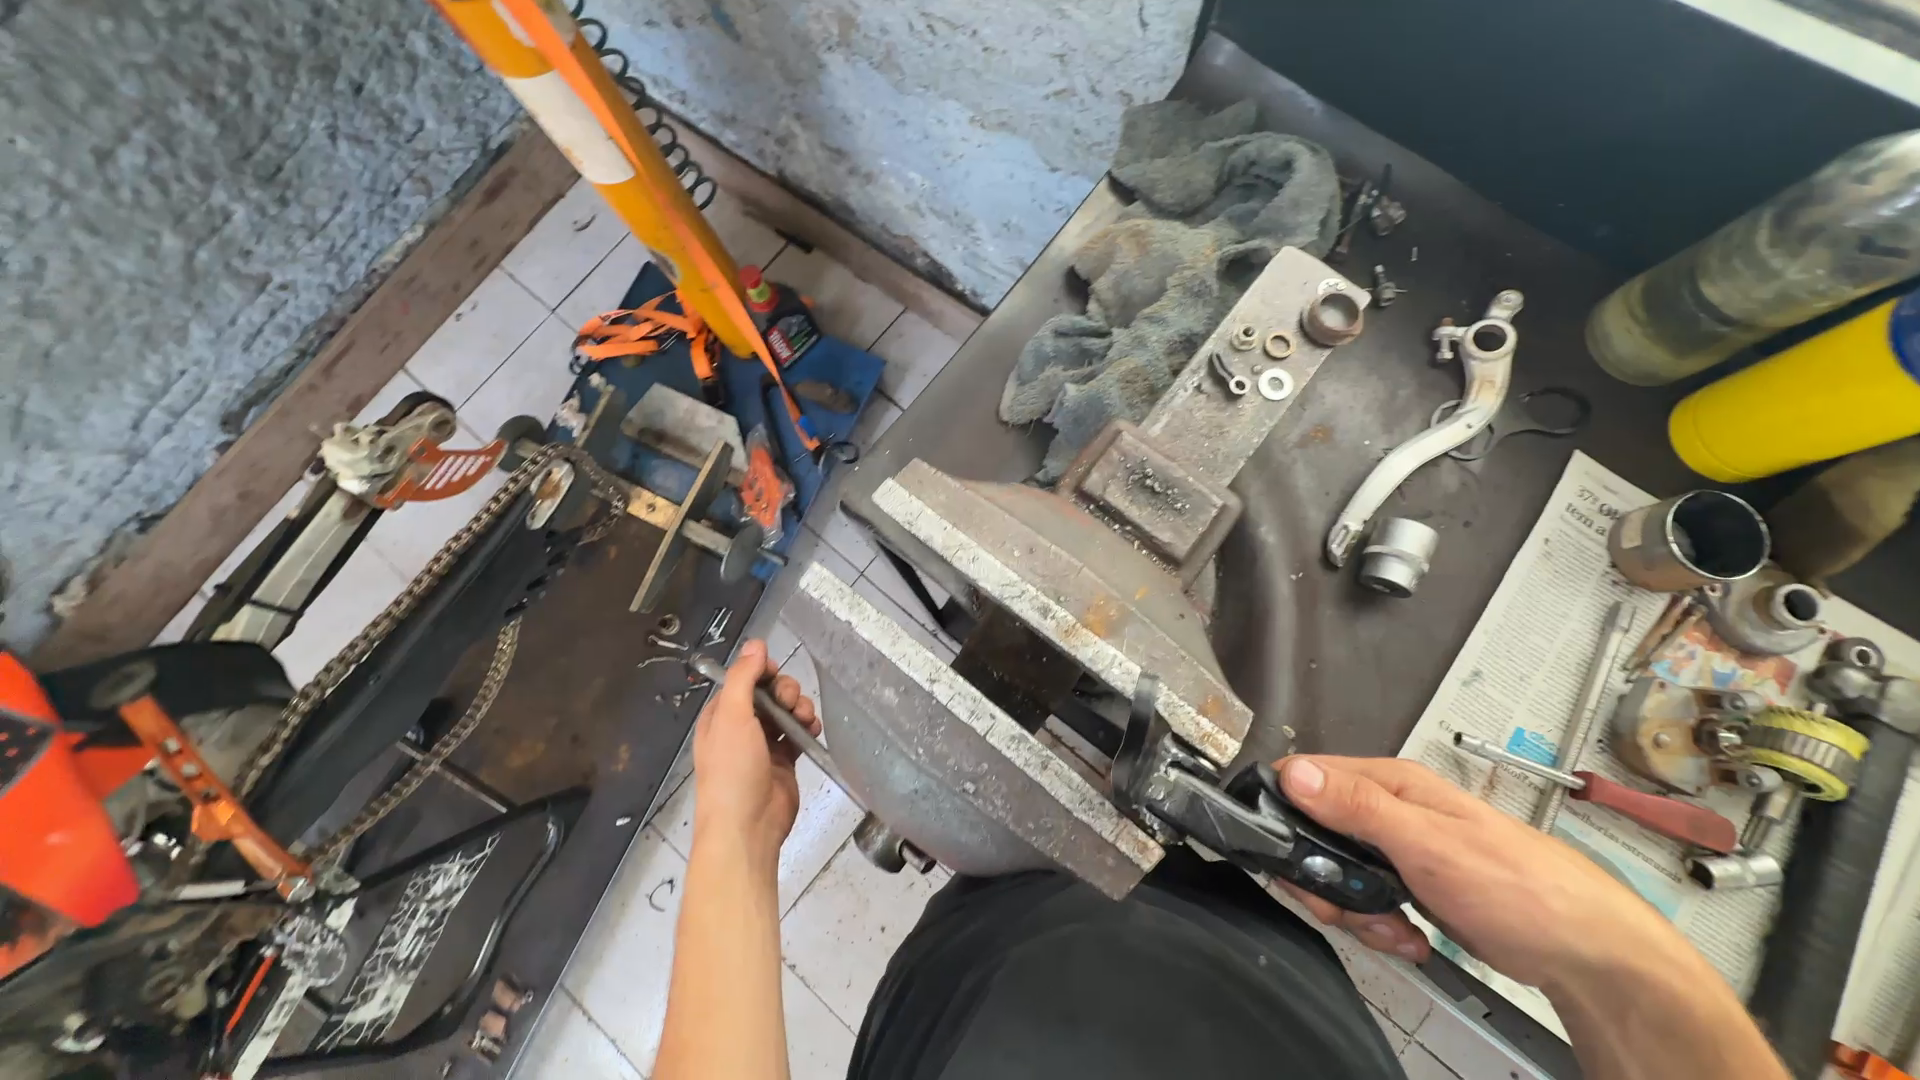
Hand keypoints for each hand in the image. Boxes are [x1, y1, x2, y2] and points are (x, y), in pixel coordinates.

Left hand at [690, 639, 820, 865]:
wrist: (747, 826)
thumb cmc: (732, 770)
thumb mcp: (731, 717)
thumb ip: (743, 677)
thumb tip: (756, 644)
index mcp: (720, 715)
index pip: (743, 679)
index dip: (761, 671)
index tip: (775, 673)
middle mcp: (741, 727)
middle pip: (769, 693)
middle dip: (785, 691)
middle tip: (790, 703)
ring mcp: (763, 744)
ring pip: (787, 711)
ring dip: (800, 708)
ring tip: (806, 720)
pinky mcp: (785, 760)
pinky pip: (798, 733)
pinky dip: (808, 728)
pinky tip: (813, 731)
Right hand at [1274, 755, 1687, 993]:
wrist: (1589, 956)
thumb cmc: (1515, 887)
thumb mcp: (1427, 842)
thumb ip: (1357, 806)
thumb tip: (1292, 772)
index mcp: (1387, 783)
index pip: (1304, 779)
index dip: (1284, 816)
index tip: (1293, 859)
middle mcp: (1387, 808)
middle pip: (1314, 832)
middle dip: (1322, 878)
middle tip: (1347, 909)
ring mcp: (1399, 848)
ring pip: (1337, 871)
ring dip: (1354, 909)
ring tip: (1393, 928)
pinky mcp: (1410, 884)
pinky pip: (1367, 899)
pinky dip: (1378, 924)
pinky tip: (1408, 937)